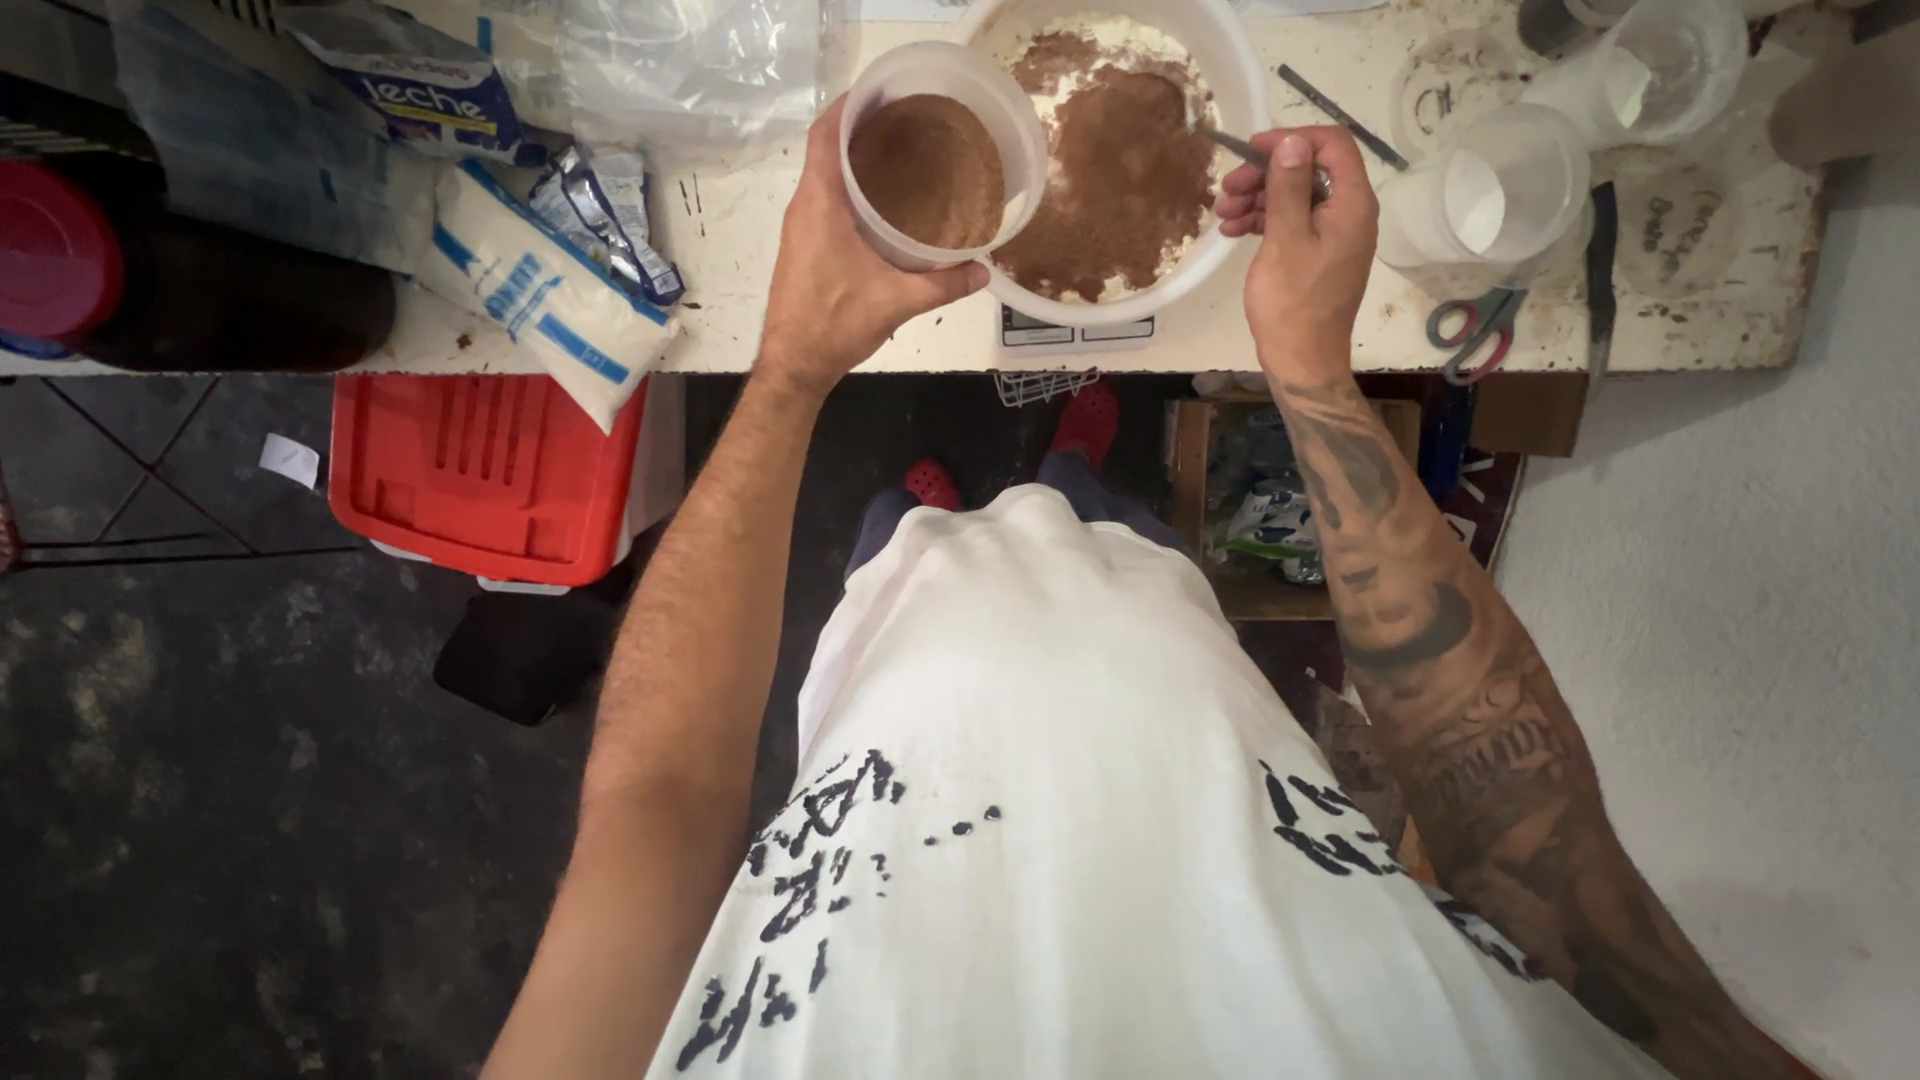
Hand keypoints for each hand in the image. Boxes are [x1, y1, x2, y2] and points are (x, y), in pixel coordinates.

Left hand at [759, 95, 989, 398]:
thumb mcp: (897, 302)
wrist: (794, 364)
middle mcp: (803, 208)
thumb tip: (984, 271)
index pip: (826, 133)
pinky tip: (879, 207)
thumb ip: (943, 285)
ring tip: (897, 157)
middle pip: (825, 149)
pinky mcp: (801, 248)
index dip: (850, 104)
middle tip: (905, 124)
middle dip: (861, 129)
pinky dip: (848, 191)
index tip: (884, 92)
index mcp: (820, 204)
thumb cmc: (836, 325)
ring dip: (853, 162)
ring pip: (823, 177)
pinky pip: (823, 202)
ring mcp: (798, 229)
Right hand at [1216, 127, 1378, 384]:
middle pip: (1309, 172)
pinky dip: (1263, 222)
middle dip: (1265, 175)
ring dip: (1257, 199)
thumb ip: (1288, 187)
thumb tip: (1292, 142)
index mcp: (1352, 204)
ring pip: (1295, 199)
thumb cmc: (1292, 303)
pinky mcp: (1317, 256)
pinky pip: (1292, 225)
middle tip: (1226, 189)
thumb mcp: (1284, 240)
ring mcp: (1333, 236)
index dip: (1291, 139)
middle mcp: (1349, 213)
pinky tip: (1233, 231)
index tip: (1251, 150)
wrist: (1301, 359)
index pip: (1332, 146)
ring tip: (1222, 214)